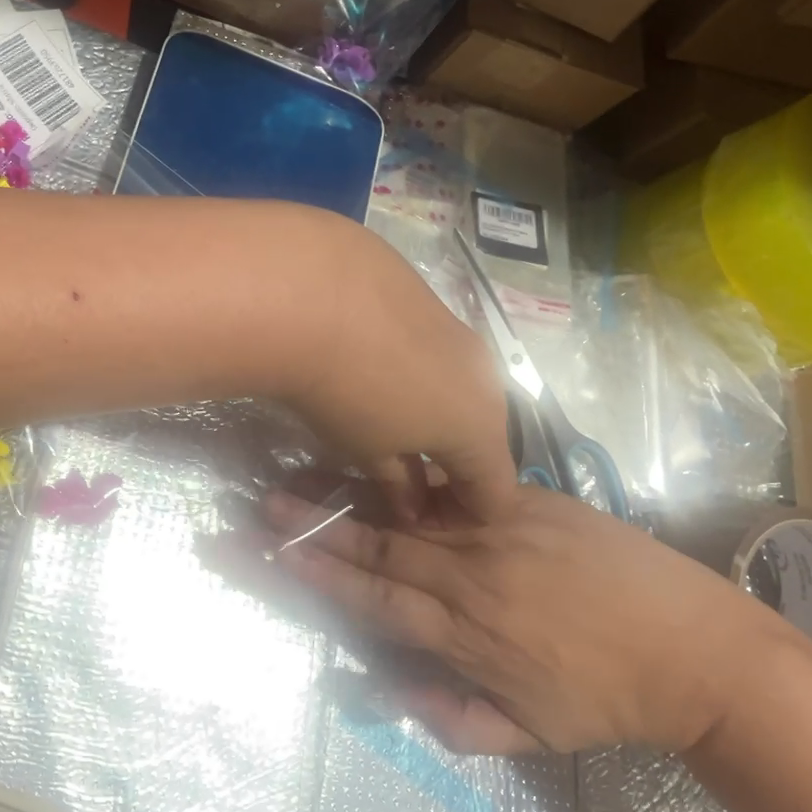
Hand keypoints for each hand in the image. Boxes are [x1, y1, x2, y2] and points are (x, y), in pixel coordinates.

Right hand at [209, 486, 801, 754]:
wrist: (702, 647)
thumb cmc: (614, 697)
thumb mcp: (538, 733)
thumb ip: (460, 718)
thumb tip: (391, 690)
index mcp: (468, 633)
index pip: (372, 598)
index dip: (316, 575)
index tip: (271, 553)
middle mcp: (472, 574)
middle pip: (377, 547)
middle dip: (315, 526)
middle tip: (262, 501)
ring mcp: (500, 530)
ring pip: (409, 511)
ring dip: (350, 493)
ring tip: (304, 472)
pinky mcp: (530, 500)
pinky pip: (459, 487)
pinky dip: (414, 474)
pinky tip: (383, 452)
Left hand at [288, 223, 518, 524]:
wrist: (315, 293)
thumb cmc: (346, 392)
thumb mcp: (367, 451)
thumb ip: (397, 484)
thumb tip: (412, 505)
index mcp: (480, 428)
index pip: (495, 493)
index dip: (462, 516)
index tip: (420, 518)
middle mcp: (485, 379)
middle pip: (481, 436)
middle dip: (449, 461)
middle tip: (402, 472)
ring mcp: (459, 332)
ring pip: (459, 388)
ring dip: (432, 412)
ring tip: (384, 417)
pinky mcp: (429, 298)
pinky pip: (434, 349)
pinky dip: (415, 368)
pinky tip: (372, 364)